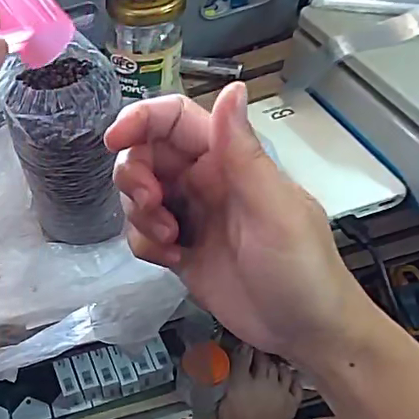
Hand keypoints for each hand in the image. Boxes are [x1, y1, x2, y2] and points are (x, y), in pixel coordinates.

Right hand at [106, 85, 374, 366]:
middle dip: (135, 176)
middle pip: (147, 156)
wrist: (304, 331)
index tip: (115, 141)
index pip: (175, 120)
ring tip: (170, 240)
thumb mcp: (274, 209)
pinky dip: (145, 244)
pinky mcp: (181, 250)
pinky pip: (144, 234)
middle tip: (151, 205)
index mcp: (230, 159)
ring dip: (140, 215)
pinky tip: (172, 260)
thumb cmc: (302, 268)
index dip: (140, 120)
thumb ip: (244, 153)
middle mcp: (207, 181)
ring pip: (139, 195)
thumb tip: (233, 87)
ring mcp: (192, 216)